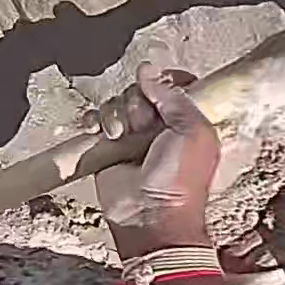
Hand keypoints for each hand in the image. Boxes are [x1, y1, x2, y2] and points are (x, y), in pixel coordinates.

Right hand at [91, 63, 220, 257]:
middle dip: (135, 103)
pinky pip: (95, 119)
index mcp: (185, 119)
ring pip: (116, 103)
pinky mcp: (106, 146)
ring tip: (118, 137)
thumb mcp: (191, 131)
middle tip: (141, 126)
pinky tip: (96, 132)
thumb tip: (147, 69)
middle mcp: (158, 124)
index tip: (156, 87)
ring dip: (114, 115)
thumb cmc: (179, 176)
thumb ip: (172, 96)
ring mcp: (131, 135)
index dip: (161, 81)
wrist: (149, 215)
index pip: (170, 84)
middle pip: (138, 91)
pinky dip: (93, 122)